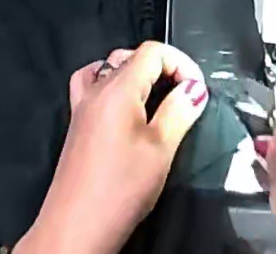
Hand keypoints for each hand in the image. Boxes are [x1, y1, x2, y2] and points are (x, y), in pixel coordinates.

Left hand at [15, 41, 208, 253]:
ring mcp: (83, 100)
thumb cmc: (120, 188)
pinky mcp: (77, 117)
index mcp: (118, 86)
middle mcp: (97, 85)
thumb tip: (195, 87)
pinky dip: (112, 81)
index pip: (152, 51)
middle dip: (164, 68)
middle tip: (186, 97)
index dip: (181, 63)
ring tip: (161, 100)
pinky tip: (122, 101)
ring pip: (114, 66)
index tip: (199, 90)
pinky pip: (93, 81)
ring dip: (140, 75)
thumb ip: (179, 112)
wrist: (76, 224)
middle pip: (134, 56)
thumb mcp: (160, 150)